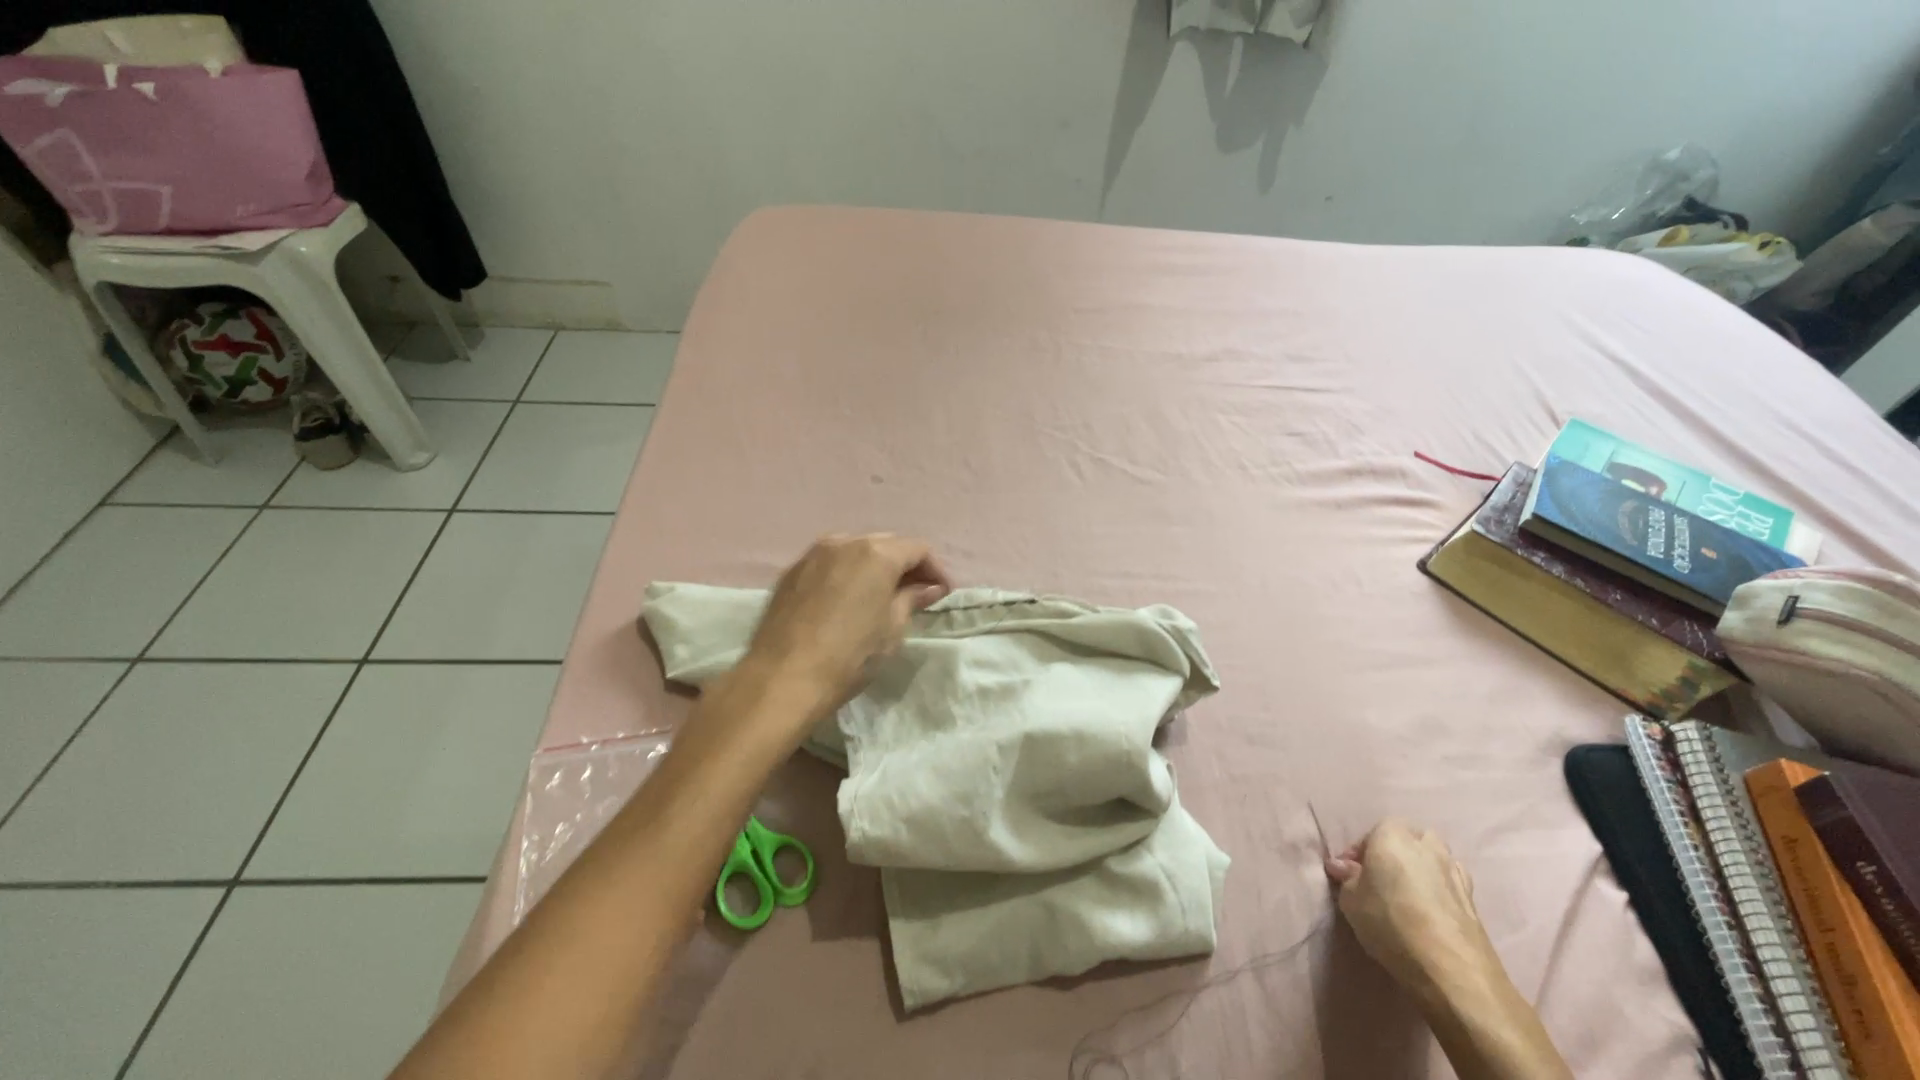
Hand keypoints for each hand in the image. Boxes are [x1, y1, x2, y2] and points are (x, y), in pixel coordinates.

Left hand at [733, 533, 950, 730]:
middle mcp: (843, 543)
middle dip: (904, 566)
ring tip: (880, 597)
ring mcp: (812, 555)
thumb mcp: (892, 629)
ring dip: (872, 568)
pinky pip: (828, 565)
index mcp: (876, 553)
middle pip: (884, 544)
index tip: (941, 594)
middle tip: (915, 594)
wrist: (784, 677)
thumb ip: (912, 599)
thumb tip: (929, 588)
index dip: (934, 570)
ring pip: (853, 551)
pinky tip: (846, 601)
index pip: (917, 549)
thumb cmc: (850, 655)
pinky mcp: (790, 573)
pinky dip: (844, 575)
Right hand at [1324, 819, 1499, 1001]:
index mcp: (1393, 836)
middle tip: (1379, 879)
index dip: (1359, 852)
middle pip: (1408, 838)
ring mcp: (1453, 868)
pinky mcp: (1472, 895)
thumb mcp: (1351, 900)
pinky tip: (1429, 907)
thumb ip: (1347, 877)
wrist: (1449, 965)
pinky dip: (1439, 886)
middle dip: (1394, 852)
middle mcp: (1426, 844)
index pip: (1372, 831)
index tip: (1349, 874)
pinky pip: (1449, 879)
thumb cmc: (1389, 922)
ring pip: (1432, 856)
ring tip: (1406, 893)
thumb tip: (1342, 866)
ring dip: (1420, 867)